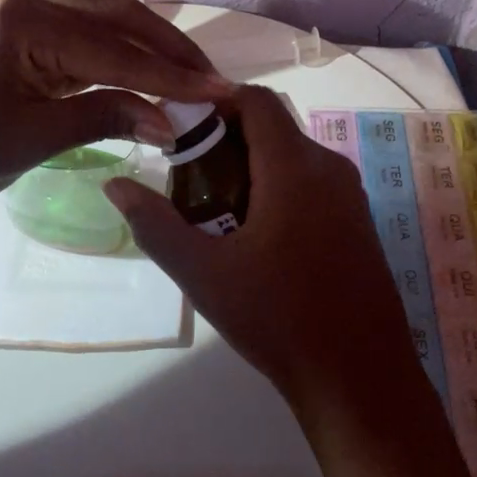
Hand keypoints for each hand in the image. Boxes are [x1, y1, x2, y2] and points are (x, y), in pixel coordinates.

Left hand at [0, 0, 232, 212]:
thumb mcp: (33, 139)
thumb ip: (106, 117)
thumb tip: (170, 122)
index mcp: (25, 19)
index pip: (117, 49)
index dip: (173, 76)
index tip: (223, 92)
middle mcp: (26, 1)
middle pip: (117, 21)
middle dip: (168, 52)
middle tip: (214, 82)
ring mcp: (19, 12)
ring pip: (102, 26)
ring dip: (146, 52)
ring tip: (190, 80)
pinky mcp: (16, 31)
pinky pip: (79, 39)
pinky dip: (115, 59)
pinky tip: (143, 76)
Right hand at [106, 87, 476, 476]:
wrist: (361, 377)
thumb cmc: (280, 319)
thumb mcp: (205, 275)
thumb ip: (156, 225)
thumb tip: (116, 185)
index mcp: (295, 166)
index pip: (256, 100)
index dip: (216, 100)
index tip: (179, 125)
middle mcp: (329, 166)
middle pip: (273, 127)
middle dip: (227, 140)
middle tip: (187, 174)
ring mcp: (350, 194)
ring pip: (293, 157)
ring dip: (253, 167)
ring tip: (215, 208)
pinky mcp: (358, 221)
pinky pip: (312, 183)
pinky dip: (279, 188)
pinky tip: (256, 236)